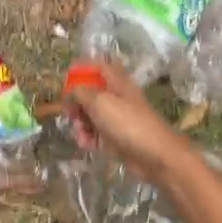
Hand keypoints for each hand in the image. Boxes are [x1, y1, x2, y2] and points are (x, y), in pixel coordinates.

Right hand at [66, 59, 193, 177]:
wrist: (155, 156)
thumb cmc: (128, 123)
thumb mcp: (100, 101)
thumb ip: (80, 92)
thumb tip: (71, 91)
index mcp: (117, 83)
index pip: (99, 67)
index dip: (82, 68)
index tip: (66, 78)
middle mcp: (117, 98)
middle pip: (90, 93)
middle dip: (76, 103)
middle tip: (70, 112)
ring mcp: (116, 119)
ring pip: (90, 115)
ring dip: (80, 123)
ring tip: (80, 132)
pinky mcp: (115, 138)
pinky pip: (95, 133)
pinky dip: (88, 137)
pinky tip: (86, 144)